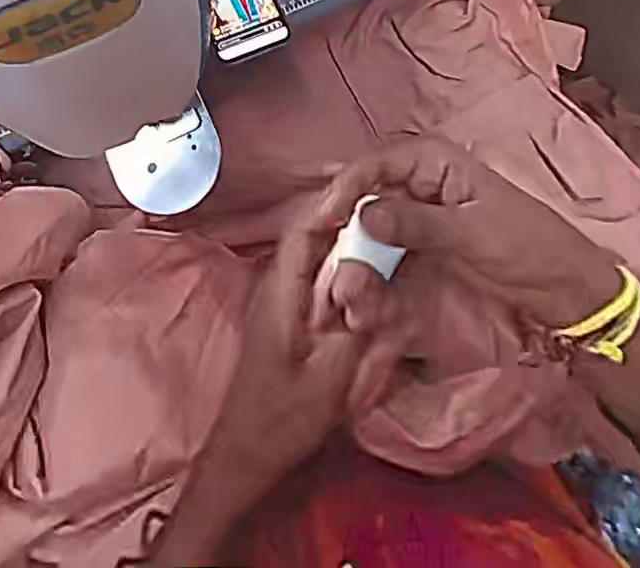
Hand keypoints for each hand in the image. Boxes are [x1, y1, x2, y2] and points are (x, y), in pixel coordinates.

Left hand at [212, 191, 397, 490]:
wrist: (250, 449)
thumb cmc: (283, 418)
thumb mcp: (329, 379)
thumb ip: (357, 328)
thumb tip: (380, 283)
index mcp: (281, 289)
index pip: (304, 229)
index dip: (335, 204)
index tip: (371, 190)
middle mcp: (280, 284)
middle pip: (315, 236)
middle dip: (351, 225)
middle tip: (390, 218)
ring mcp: (285, 298)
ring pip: (320, 257)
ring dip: (350, 251)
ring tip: (386, 247)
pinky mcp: (294, 315)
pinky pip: (321, 281)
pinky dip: (347, 277)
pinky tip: (370, 288)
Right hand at [316, 137, 619, 329]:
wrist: (570, 297)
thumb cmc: (531, 249)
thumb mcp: (474, 233)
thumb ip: (417, 222)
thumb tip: (362, 213)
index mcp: (433, 163)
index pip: (375, 166)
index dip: (345, 190)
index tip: (324, 220)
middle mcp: (417, 187)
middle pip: (364, 203)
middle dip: (344, 239)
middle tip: (332, 274)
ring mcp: (416, 222)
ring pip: (370, 238)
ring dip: (356, 268)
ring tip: (351, 303)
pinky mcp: (418, 254)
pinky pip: (385, 264)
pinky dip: (373, 284)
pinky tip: (367, 308)